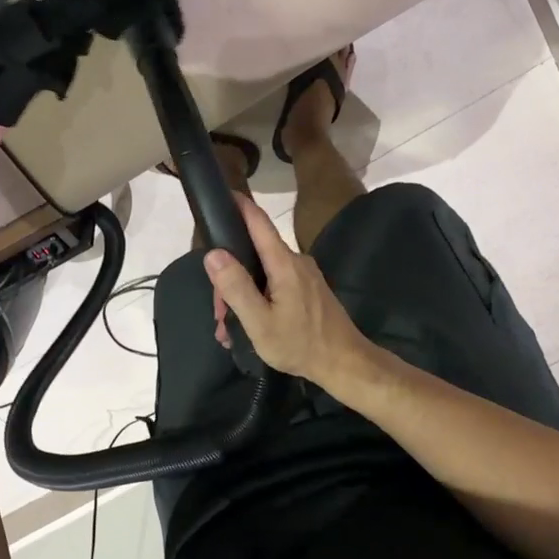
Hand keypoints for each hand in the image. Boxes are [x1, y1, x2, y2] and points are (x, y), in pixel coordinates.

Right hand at [203, 193, 391, 391]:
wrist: (345, 364)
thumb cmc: (301, 344)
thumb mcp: (260, 322)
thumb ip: (236, 287)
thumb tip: (213, 253)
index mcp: (284, 263)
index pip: (259, 221)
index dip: (239, 205)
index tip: (221, 194)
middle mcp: (296, 261)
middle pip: (254, 254)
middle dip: (230, 278)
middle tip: (219, 314)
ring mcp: (304, 276)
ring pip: (263, 274)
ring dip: (242, 296)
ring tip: (230, 330)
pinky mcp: (308, 290)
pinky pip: (275, 285)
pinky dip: (258, 301)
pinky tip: (250, 327)